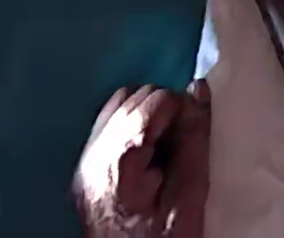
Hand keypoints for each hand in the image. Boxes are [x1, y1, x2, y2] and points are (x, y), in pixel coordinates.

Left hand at [73, 83, 209, 237]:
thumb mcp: (189, 196)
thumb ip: (194, 140)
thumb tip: (199, 88)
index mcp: (121, 156)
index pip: (160, 98)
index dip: (182, 115)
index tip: (188, 145)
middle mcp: (96, 151)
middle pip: (141, 94)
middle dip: (165, 112)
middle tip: (175, 149)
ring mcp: (86, 158)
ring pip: (124, 100)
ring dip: (148, 113)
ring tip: (159, 149)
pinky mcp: (84, 166)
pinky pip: (109, 117)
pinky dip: (129, 121)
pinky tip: (142, 148)